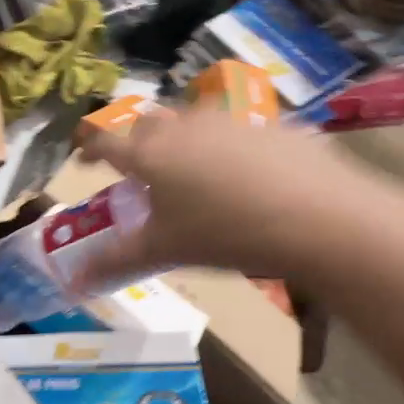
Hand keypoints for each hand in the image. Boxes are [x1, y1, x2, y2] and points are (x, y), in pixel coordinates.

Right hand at [75, 110, 391, 287]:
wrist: (330, 221)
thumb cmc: (227, 234)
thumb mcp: (163, 252)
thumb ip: (114, 261)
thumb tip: (72, 283)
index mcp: (147, 154)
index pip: (104, 141)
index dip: (88, 149)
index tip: (84, 161)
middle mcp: (184, 128)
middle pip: (147, 122)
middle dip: (137, 140)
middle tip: (141, 167)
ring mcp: (233, 122)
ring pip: (194, 119)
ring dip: (183, 138)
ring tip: (192, 169)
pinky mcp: (278, 127)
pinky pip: (241, 130)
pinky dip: (231, 146)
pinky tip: (247, 176)